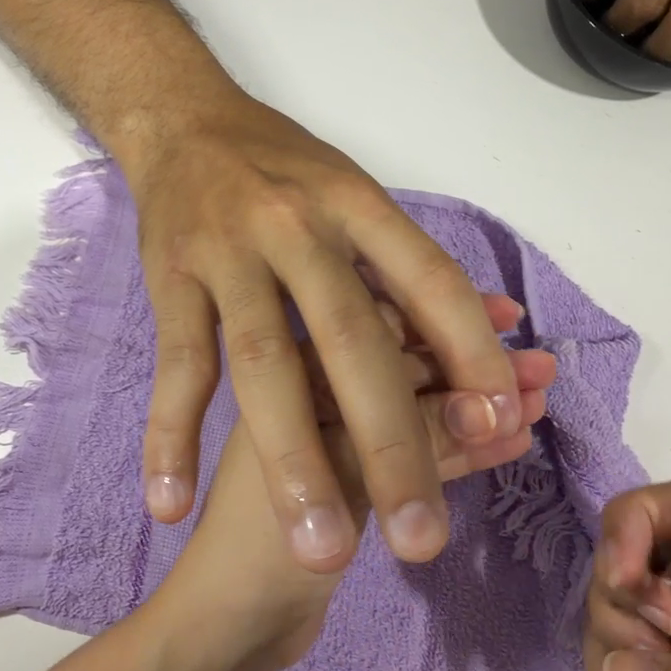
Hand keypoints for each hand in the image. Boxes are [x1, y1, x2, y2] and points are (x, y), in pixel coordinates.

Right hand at [121, 95, 521, 572]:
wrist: (182, 122)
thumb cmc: (283, 166)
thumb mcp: (354, 193)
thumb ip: (406, 263)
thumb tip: (497, 326)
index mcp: (355, 203)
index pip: (429, 279)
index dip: (471, 354)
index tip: (502, 427)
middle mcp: (295, 227)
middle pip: (350, 340)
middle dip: (391, 441)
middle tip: (422, 538)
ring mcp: (226, 255)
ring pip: (262, 365)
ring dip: (291, 462)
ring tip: (322, 549)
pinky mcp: (169, 280)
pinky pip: (176, 366)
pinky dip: (169, 436)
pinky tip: (172, 503)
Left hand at [155, 292, 553, 670]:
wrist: (229, 625)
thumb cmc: (259, 541)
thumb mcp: (339, 474)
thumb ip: (409, 436)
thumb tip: (489, 403)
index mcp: (297, 369)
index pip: (383, 326)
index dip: (447, 322)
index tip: (510, 320)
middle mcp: (321, 392)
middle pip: (412, 368)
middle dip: (476, 367)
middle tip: (544, 368)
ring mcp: (341, 438)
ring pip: (421, 412)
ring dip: (479, 409)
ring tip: (543, 400)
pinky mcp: (361, 481)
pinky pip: (419, 454)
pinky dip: (463, 449)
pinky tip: (512, 442)